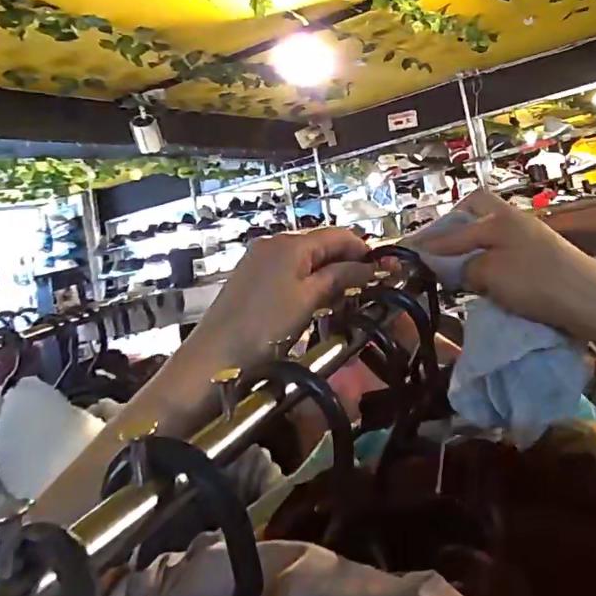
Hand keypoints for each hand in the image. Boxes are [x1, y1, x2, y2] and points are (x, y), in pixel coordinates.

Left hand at [195, 227, 375, 358]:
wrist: (212, 360)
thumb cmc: (264, 328)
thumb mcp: (310, 300)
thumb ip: (342, 276)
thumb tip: (370, 265)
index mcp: (290, 243)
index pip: (339, 235)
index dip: (364, 250)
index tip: (384, 271)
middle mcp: (274, 243)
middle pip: (322, 245)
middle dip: (347, 263)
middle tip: (368, 289)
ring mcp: (260, 260)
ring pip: (307, 260)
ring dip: (329, 276)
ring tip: (345, 300)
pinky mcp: (252, 279)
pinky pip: (291, 272)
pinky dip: (309, 283)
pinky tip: (317, 304)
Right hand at [411, 191, 595, 346]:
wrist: (591, 301)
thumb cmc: (537, 283)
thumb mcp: (490, 275)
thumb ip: (464, 267)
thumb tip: (452, 267)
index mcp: (498, 218)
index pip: (455, 228)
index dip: (430, 243)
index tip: (410, 254)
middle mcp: (514, 220)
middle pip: (477, 210)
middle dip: (455, 226)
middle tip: (439, 251)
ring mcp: (532, 236)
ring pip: (492, 231)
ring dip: (474, 245)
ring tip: (460, 269)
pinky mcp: (544, 255)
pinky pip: (506, 249)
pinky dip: (491, 258)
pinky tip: (488, 278)